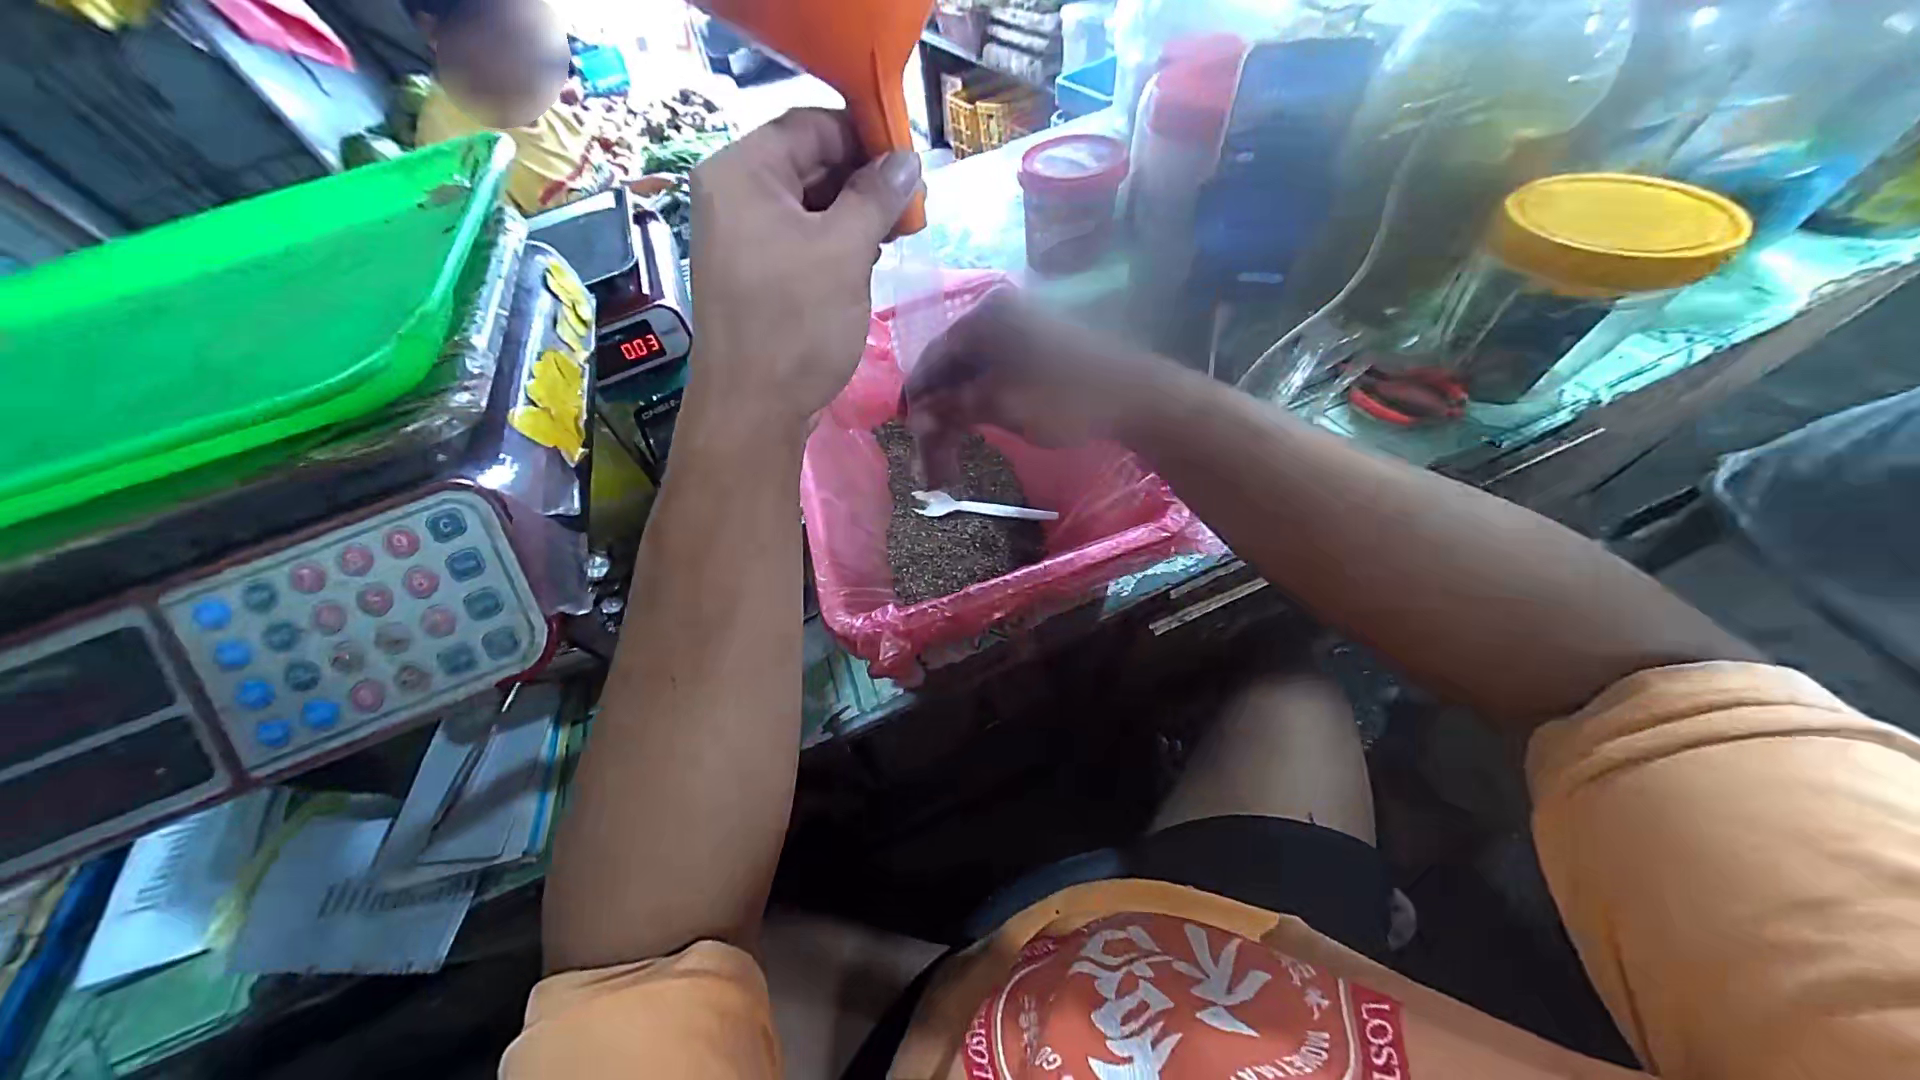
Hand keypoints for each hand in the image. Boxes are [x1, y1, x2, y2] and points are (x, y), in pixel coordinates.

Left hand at [687, 109, 922, 432]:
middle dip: (862, 180)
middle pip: (807, 164)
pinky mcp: (755, 274)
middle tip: (910, 202)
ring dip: (853, 214)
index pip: (810, 126)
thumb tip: (907, 160)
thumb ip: (876, 197)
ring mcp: (741, 238)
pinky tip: (869, 257)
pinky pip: (799, 240)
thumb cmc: (796, 324)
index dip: (864, 135)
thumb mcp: (843, 252)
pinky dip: (835, 243)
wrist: (754, 408)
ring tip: (897, 231)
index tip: (910, 161)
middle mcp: (733, 196)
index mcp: (741, 173)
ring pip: (807, 206)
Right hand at [902, 290, 1173, 485]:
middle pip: (952, 373)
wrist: (1136, 397)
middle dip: (938, 420)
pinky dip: (981, 411)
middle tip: (929, 466)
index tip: (905, 432)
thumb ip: (952, 406)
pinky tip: (973, 435)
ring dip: (958, 422)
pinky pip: (994, 382)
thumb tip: (916, 415)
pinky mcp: (1035, 355)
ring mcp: (1019, 336)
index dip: (916, 397)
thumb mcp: (1000, 404)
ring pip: (973, 382)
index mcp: (985, 315)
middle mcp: (997, 318)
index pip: (933, 357)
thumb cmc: (1063, 397)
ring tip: (948, 466)